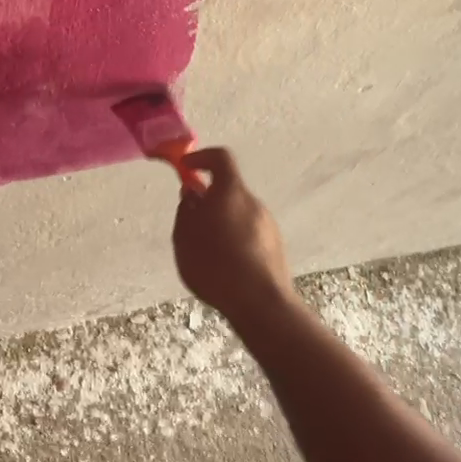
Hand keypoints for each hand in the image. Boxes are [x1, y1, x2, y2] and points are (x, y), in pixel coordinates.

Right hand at [171, 148, 295, 325]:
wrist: (260, 303)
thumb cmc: (215, 264)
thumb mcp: (184, 236)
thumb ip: (186, 210)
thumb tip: (193, 195)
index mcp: (232, 192)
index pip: (220, 158)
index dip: (201, 158)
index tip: (185, 166)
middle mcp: (254, 204)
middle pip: (229, 191)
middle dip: (208, 201)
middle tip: (190, 222)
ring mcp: (268, 227)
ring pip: (238, 215)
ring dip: (221, 224)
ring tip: (205, 253)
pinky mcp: (275, 249)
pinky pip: (249, 235)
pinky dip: (234, 241)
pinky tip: (224, 268)